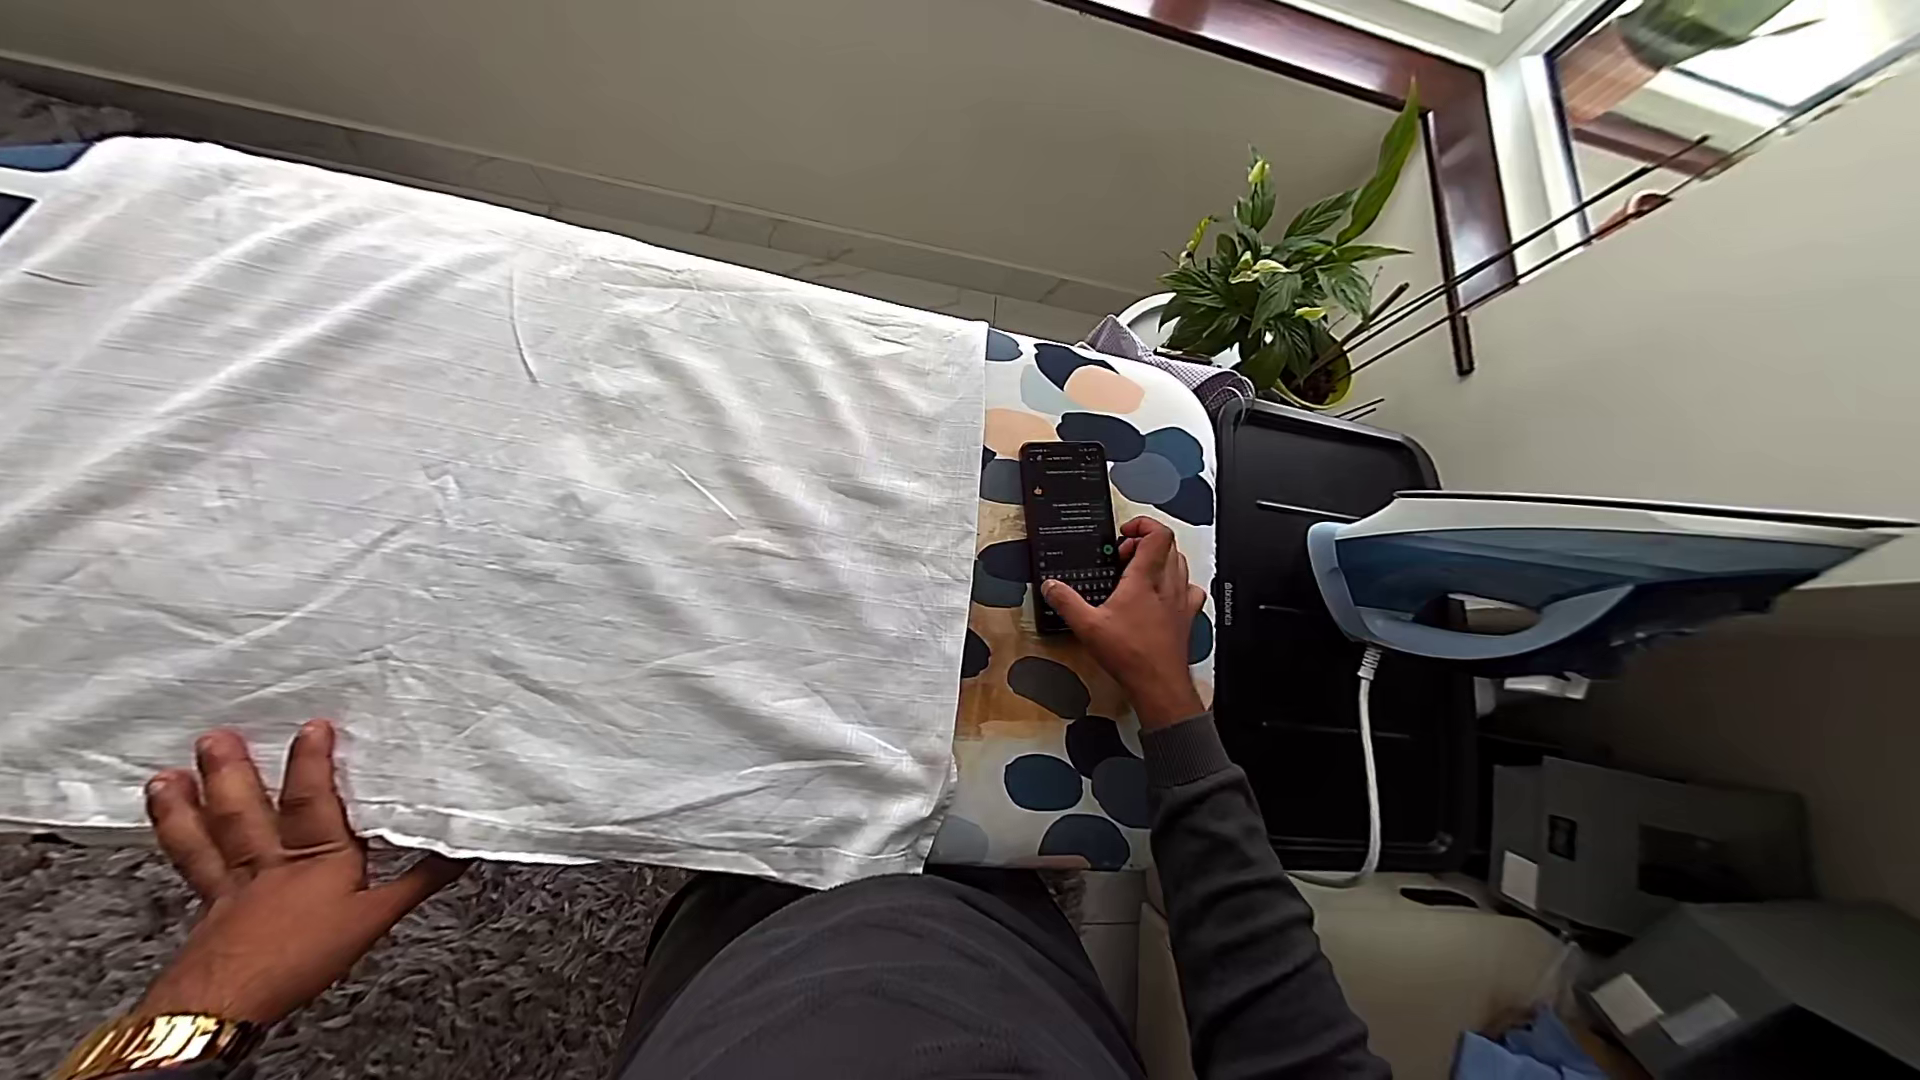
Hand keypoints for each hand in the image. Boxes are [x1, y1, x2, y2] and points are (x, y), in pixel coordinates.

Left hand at [138, 720, 464, 1024]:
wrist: (219, 1012)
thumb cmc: (302, 957)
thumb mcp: (379, 917)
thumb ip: (423, 878)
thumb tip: (467, 847)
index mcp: (317, 857)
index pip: (316, 799)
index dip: (314, 762)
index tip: (314, 725)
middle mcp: (270, 862)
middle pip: (248, 811)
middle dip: (234, 773)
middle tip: (218, 736)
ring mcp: (232, 885)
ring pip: (209, 836)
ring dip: (187, 804)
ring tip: (169, 775)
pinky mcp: (207, 909)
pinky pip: (191, 866)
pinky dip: (178, 842)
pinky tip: (171, 827)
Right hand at [1042, 516, 1206, 729]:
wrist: (1159, 684)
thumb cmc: (1131, 655)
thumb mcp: (1087, 626)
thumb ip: (1066, 602)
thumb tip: (1051, 586)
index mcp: (1146, 579)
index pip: (1158, 534)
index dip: (1143, 524)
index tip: (1125, 532)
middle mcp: (1168, 585)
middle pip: (1169, 545)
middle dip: (1145, 542)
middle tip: (1124, 555)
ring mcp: (1180, 600)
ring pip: (1180, 563)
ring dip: (1161, 559)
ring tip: (1139, 571)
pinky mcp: (1186, 617)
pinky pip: (1190, 588)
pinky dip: (1178, 583)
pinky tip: (1164, 593)